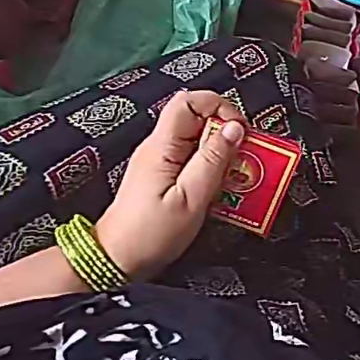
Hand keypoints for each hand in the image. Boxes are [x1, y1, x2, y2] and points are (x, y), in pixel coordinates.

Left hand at [98, 90, 245, 279]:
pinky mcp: (164, 176)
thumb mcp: (191, 199)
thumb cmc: (148, 235)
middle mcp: (159, 147)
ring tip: (234, 178)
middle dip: (226, 134)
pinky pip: (194, 159)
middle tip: (242, 159)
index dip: (220, 107)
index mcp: (162, 146)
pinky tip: (219, 190)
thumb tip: (234, 129)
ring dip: (222, 154)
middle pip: (198, 118)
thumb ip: (214, 161)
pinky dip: (212, 169)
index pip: (190, 100)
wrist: (116, 259)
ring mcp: (161, 161)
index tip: (239, 133)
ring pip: (199, 140)